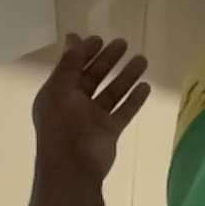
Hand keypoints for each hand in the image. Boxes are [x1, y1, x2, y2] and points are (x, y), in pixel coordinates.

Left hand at [32, 35, 149, 181]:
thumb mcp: (61, 90)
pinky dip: (134, 99)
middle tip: (123, 44)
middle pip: (94, 76)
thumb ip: (70, 64)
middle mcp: (74, 103)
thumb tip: (73, 37)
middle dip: (108, 60)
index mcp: (58, 93)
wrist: (73, 168)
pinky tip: (146, 87)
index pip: (72, 67)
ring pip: (112, 92)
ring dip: (126, 76)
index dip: (85, 52)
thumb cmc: (62, 126)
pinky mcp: (109, 131)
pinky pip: (123, 111)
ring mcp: (93, 118)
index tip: (100, 39)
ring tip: (143, 60)